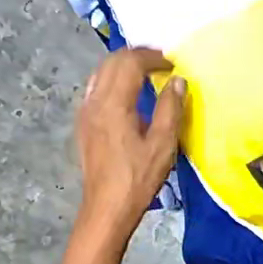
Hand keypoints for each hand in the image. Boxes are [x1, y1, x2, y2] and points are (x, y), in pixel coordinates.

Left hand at [76, 47, 184, 234]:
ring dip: (124, 67)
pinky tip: (130, 96)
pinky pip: (97, 89)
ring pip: (102, 74)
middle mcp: (94, 101)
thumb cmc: (139, 178)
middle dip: (137, 57)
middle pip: (112, 63)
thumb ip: (170, 109)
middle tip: (162, 63)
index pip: (130, 63)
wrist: (108, 206)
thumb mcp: (163, 144)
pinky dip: (115, 81)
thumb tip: (178, 81)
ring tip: (147, 75)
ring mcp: (85, 112)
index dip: (152, 57)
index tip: (173, 63)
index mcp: (114, 104)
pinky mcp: (84, 124)